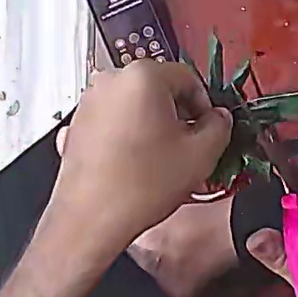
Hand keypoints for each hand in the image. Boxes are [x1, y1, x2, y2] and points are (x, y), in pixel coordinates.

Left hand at [47, 60, 230, 261]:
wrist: (91, 219)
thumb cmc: (141, 185)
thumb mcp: (201, 154)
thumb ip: (219, 126)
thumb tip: (218, 119)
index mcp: (144, 77)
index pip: (187, 77)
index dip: (204, 103)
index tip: (209, 125)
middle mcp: (112, 81)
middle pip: (159, 88)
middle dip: (178, 113)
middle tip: (189, 142)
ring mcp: (90, 103)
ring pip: (134, 104)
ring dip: (153, 123)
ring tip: (163, 156)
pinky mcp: (78, 125)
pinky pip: (113, 120)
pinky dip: (128, 134)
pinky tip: (137, 162)